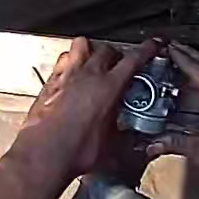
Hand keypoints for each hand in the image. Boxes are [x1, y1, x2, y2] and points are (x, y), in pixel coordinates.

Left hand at [0, 36, 160, 198]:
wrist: (44, 154)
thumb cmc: (76, 150)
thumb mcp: (112, 147)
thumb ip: (127, 139)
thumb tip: (138, 143)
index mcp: (109, 87)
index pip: (134, 59)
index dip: (147, 49)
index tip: (154, 44)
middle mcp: (89, 75)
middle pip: (108, 49)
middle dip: (117, 54)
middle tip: (121, 66)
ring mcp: (68, 75)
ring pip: (82, 45)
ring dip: (92, 50)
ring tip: (95, 62)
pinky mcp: (51, 81)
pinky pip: (63, 59)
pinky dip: (71, 61)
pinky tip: (73, 73)